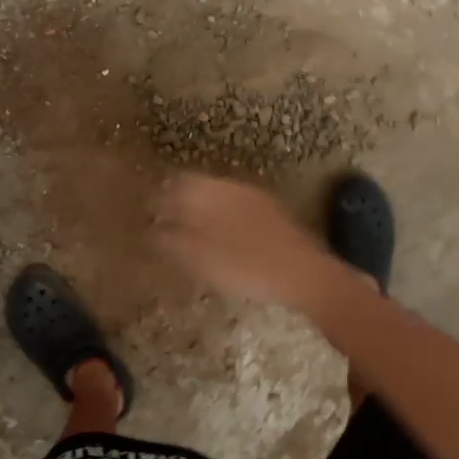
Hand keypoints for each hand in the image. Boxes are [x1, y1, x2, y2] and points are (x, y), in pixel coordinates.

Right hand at [154, 173, 348, 308]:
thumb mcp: (205, 259)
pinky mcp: (273, 215)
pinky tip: (224, 239)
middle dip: (183, 201)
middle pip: (201, 186)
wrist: (307, 275)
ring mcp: (257, 200)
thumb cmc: (250, 268)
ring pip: (220, 197)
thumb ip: (176, 242)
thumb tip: (154, 230)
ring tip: (192, 233)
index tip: (151, 213)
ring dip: (203, 209)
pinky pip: (238, 208)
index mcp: (217, 193)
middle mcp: (236, 188)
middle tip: (168, 224)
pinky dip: (223, 218)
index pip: (181, 183)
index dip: (163, 197)